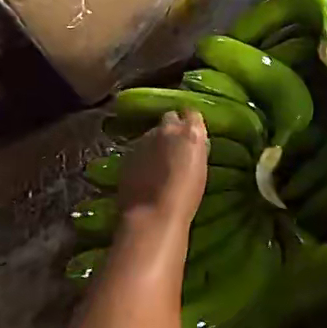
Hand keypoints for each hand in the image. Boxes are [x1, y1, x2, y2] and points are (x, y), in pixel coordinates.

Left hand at [116, 110, 207, 228]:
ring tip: (158, 162)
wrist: (153, 214)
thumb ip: (193, 147)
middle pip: (169, 119)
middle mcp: (166, 129)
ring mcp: (143, 140)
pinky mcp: (127, 154)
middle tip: (174, 146)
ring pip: (152, 134)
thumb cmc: (187, 195)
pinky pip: (138, 149)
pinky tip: (145, 172)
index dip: (190, 122)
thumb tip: (188, 143)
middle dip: (171, 128)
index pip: (191, 113)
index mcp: (190, 131)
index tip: (191, 132)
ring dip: (156, 142)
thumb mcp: (200, 166)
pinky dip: (142, 156)